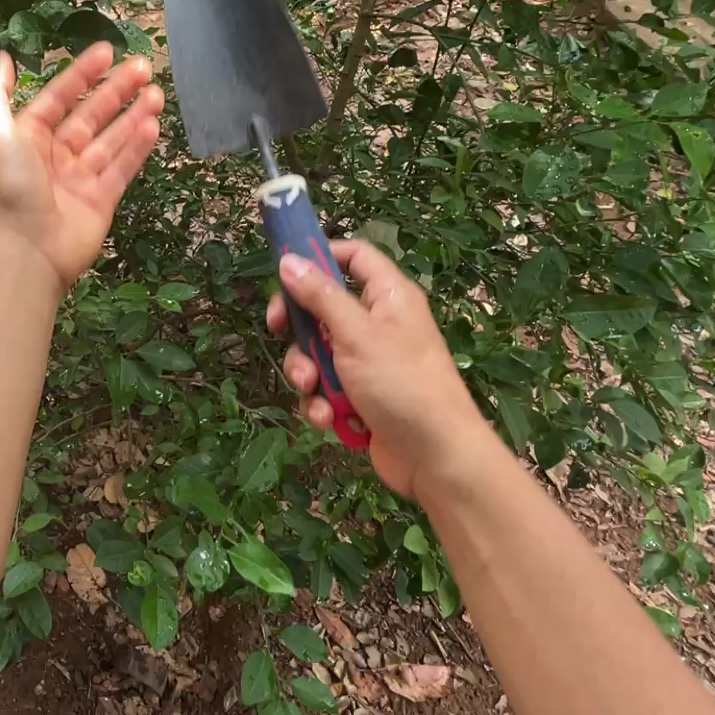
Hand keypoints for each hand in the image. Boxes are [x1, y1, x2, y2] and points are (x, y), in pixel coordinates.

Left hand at [0, 43, 162, 290]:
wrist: (24, 248)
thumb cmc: (7, 185)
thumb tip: (4, 56)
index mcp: (27, 137)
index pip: (58, 98)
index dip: (82, 74)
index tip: (108, 51)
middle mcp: (54, 156)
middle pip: (90, 116)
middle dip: (116, 90)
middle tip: (144, 65)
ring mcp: (79, 180)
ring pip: (111, 140)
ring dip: (133, 114)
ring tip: (157, 92)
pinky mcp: (101, 202)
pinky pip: (122, 169)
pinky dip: (138, 147)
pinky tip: (153, 124)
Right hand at [268, 239, 497, 498]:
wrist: (436, 458)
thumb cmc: (402, 384)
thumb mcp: (356, 334)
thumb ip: (320, 296)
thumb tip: (288, 261)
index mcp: (387, 297)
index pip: (353, 256)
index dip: (320, 256)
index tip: (285, 270)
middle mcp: (377, 323)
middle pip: (322, 305)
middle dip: (298, 326)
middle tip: (278, 329)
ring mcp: (367, 361)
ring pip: (316, 350)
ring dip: (306, 371)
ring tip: (313, 390)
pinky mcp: (358, 394)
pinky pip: (324, 385)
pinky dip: (320, 400)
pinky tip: (327, 417)